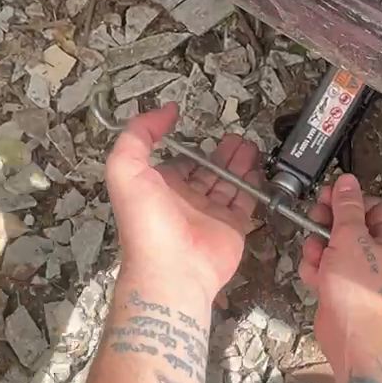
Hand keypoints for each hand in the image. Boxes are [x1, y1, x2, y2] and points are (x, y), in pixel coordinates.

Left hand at [106, 104, 261, 302]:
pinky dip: (252, 187)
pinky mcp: (231, 227)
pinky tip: (256, 171)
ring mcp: (209, 214)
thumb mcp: (125, 170)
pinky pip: (245, 202)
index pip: (178, 161)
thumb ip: (138, 136)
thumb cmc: (146, 226)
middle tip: (236, 137)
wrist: (173, 269)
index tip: (201, 129)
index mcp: (160, 187)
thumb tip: (162, 113)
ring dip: (238, 164)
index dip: (189, 146)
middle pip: (207, 170)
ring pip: (227, 183)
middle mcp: (185, 200)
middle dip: (221, 153)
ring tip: (249, 146)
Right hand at [297, 174, 381, 372]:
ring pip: (337, 249)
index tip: (325, 198)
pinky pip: (330, 270)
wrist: (354, 336)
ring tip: (316, 258)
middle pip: (351, 227)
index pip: (371, 207)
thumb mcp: (351, 237)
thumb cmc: (361, 292)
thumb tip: (347, 183)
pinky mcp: (348, 291)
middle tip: (315, 224)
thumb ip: (346, 207)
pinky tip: (315, 275)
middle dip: (328, 227)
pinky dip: (319, 271)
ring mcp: (366, 275)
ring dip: (320, 250)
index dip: (346, 201)